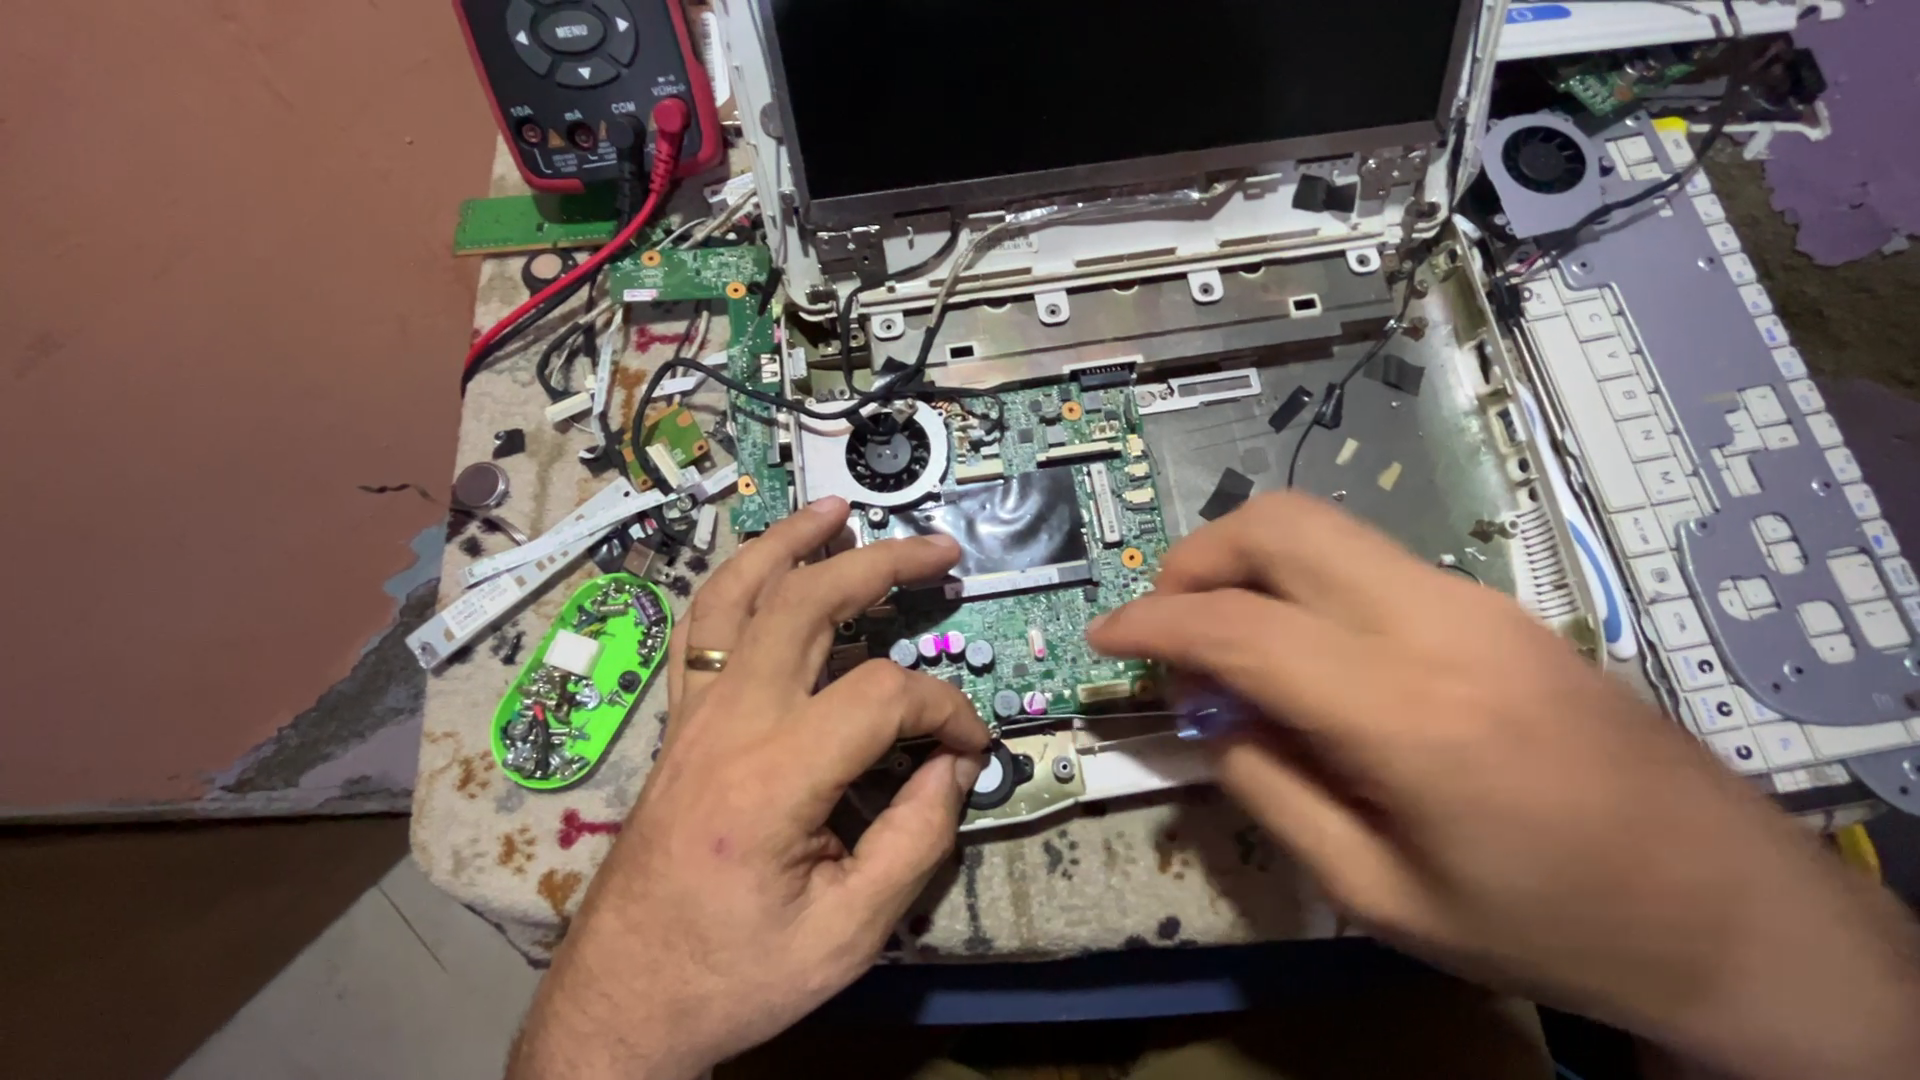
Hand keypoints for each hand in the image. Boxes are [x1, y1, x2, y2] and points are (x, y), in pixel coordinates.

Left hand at [509, 498, 988, 1079]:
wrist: (625, 1000)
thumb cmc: (736, 973)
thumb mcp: (850, 933)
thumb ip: (915, 841)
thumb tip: (951, 766)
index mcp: (773, 777)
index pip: (881, 697)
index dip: (943, 712)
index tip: (969, 749)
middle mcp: (728, 722)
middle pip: (807, 604)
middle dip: (882, 565)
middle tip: (938, 549)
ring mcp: (694, 713)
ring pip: (738, 594)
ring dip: (791, 543)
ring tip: (836, 510)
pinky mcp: (679, 721)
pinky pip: (700, 628)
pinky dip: (737, 580)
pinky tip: (767, 566)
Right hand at [1089, 492, 1919, 1079]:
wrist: (1731, 910)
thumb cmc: (1542, 922)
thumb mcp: (1374, 894)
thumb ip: (1269, 791)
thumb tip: (1210, 718)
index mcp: (1403, 710)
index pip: (1237, 627)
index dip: (1152, 623)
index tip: (1102, 637)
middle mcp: (1434, 622)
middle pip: (1279, 526)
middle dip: (1195, 558)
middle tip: (1165, 622)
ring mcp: (1471, 600)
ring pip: (1322, 528)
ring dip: (1246, 563)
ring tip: (1223, 637)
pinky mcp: (1492, 602)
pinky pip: (1364, 561)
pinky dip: (1300, 583)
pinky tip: (1301, 651)